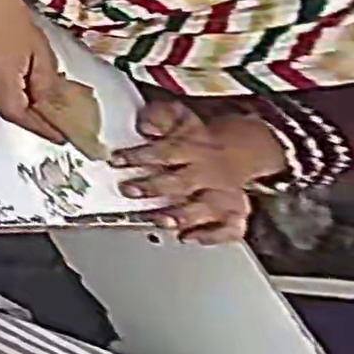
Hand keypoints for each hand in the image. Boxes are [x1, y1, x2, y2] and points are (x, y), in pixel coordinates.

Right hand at [0, 0, 67, 143]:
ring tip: (45, 104)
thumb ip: (47, 84)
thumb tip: (55, 108)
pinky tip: (24, 85)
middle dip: (34, 119)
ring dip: (22, 105)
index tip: (63, 137)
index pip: (21, 117)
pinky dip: (10, 91)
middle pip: (9, 110)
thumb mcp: (40, 53)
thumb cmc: (9, 17)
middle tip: (58, 122)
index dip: (43, 129)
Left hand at [110, 100, 288, 244]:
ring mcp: (224, 194)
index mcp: (192, 149)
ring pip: (207, 208)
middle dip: (154, 188)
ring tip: (159, 220)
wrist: (237, 149)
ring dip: (182, 216)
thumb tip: (146, 126)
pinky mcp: (235, 211)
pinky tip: (188, 238)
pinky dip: (213, 236)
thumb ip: (159, 116)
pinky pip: (231, 228)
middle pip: (182, 182)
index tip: (116, 160)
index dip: (139, 156)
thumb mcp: (177, 116)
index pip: (164, 152)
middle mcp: (209, 174)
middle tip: (128, 190)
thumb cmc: (193, 136)